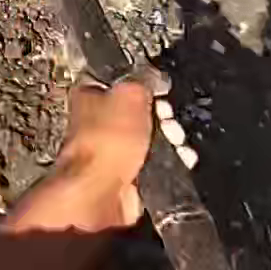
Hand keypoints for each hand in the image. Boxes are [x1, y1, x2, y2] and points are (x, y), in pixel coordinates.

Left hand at [52, 68, 179, 227]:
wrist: (100, 192)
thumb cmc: (106, 138)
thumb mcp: (129, 93)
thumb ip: (141, 81)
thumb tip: (153, 78)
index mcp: (89, 95)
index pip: (120, 81)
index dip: (143, 84)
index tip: (161, 90)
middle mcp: (98, 121)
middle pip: (142, 110)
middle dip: (163, 115)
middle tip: (168, 121)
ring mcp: (113, 150)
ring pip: (153, 138)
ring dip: (171, 140)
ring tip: (177, 143)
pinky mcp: (129, 174)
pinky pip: (157, 163)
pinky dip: (171, 163)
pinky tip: (181, 160)